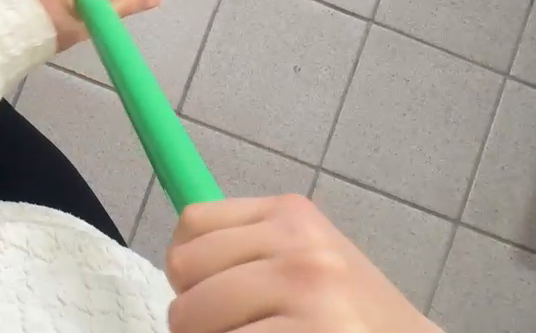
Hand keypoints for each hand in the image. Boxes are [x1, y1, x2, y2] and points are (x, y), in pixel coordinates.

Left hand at [167, 195, 438, 332]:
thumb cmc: (358, 321)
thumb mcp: (309, 263)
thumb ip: (252, 252)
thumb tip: (178, 264)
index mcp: (291, 214)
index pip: (193, 224)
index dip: (187, 269)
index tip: (203, 294)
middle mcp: (298, 245)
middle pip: (186, 270)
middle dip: (194, 314)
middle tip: (230, 332)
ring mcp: (307, 293)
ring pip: (195, 317)